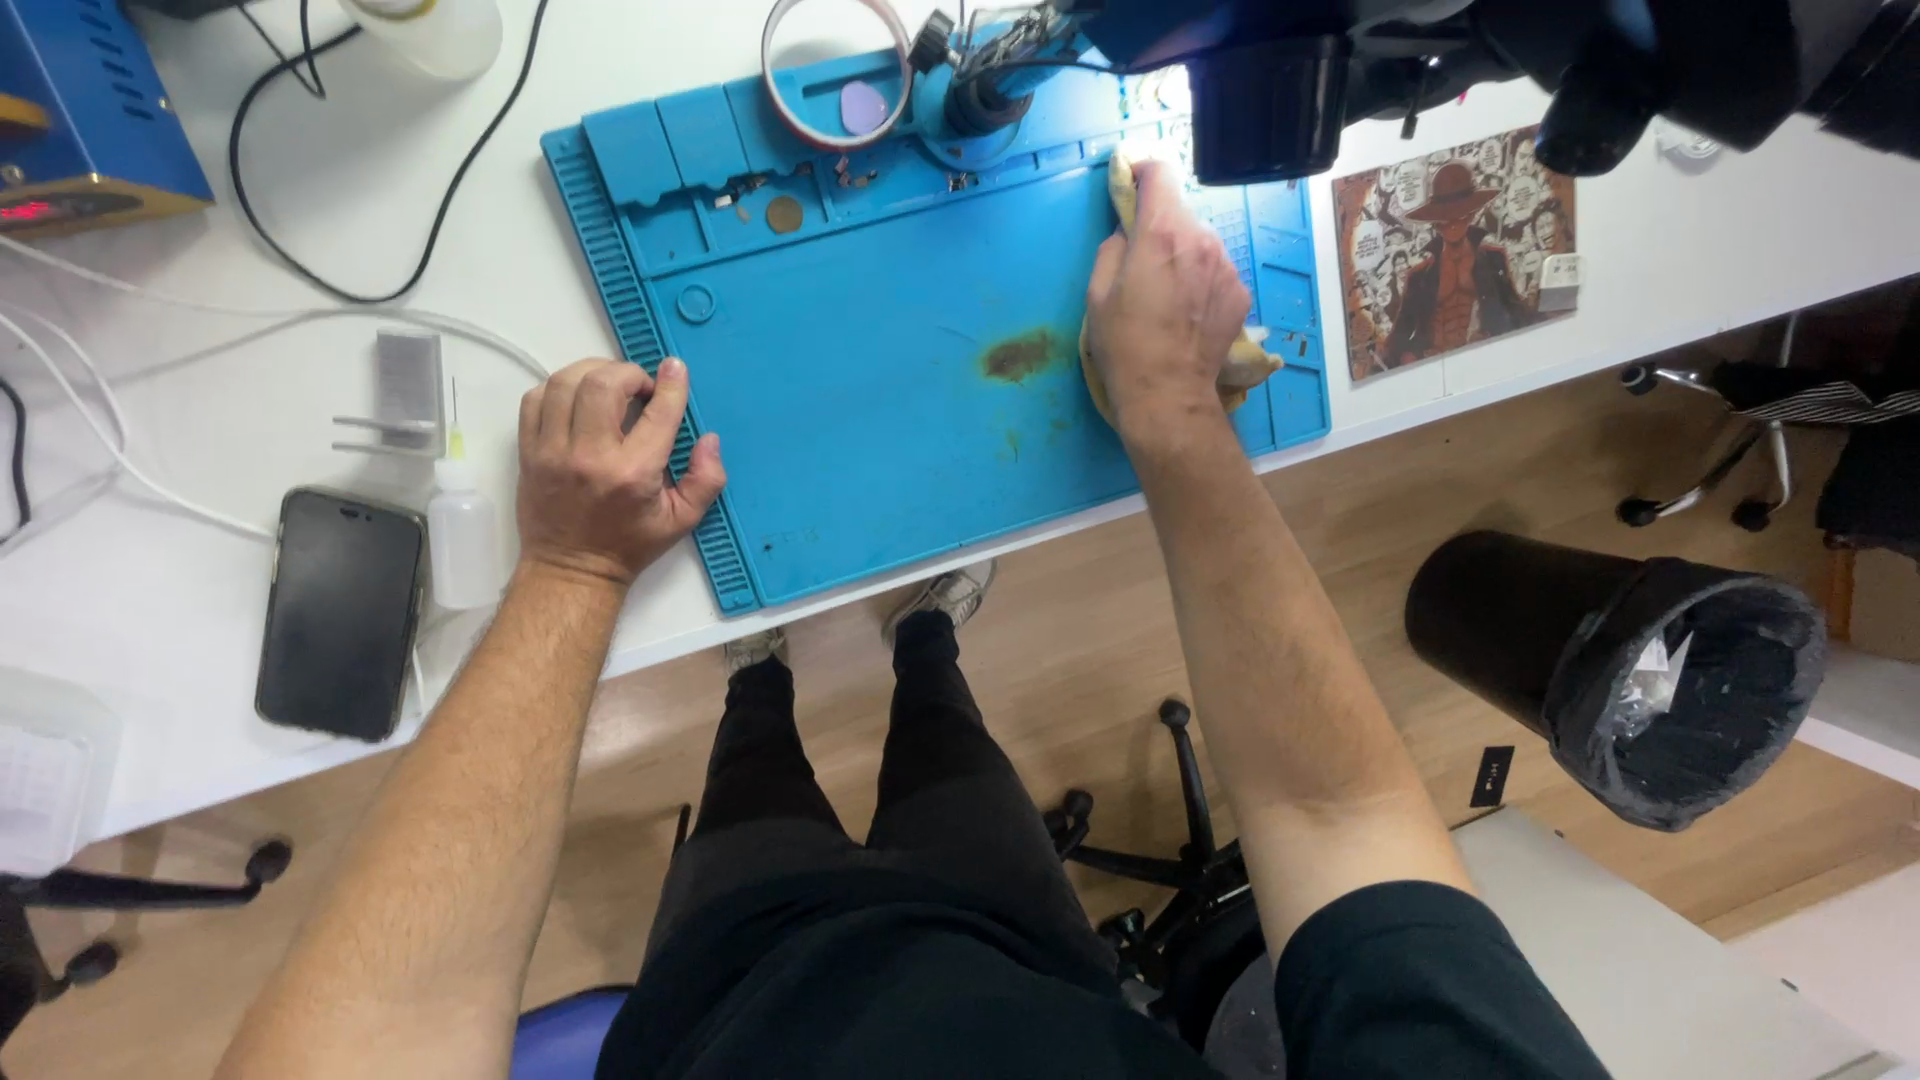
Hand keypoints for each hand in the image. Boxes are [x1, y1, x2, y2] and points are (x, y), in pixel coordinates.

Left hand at [515, 357, 725, 588]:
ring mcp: (552, 452)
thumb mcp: (684, 520)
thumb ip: (707, 480)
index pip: (657, 414)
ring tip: (610, 384)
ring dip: (593, 372)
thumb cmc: (631, 544)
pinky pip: (535, 399)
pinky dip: (558, 388)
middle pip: (603, 384)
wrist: (572, 569)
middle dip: (629, 373)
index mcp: (633, 474)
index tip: (675, 369)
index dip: (671, 385)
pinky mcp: (528, 452)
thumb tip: (709, 440)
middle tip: (641, 386)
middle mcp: (590, 457)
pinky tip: (578, 398)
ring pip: (564, 384)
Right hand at [1085, 160, 1250, 450]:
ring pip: (1200, 243)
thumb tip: (1127, 234)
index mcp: (1161, 233)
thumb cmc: (1123, 346)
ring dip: (1182, 256)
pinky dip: (1201, 281)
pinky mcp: (1240, 292)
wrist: (1168, 395)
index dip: (1141, 173)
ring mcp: (1227, 266)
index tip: (1130, 185)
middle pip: (1180, 213)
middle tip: (1141, 265)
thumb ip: (1112, 249)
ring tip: (1166, 297)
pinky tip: (1187, 314)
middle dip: (1160, 228)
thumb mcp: (1096, 295)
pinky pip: (1216, 271)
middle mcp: (1202, 239)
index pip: (1160, 173)